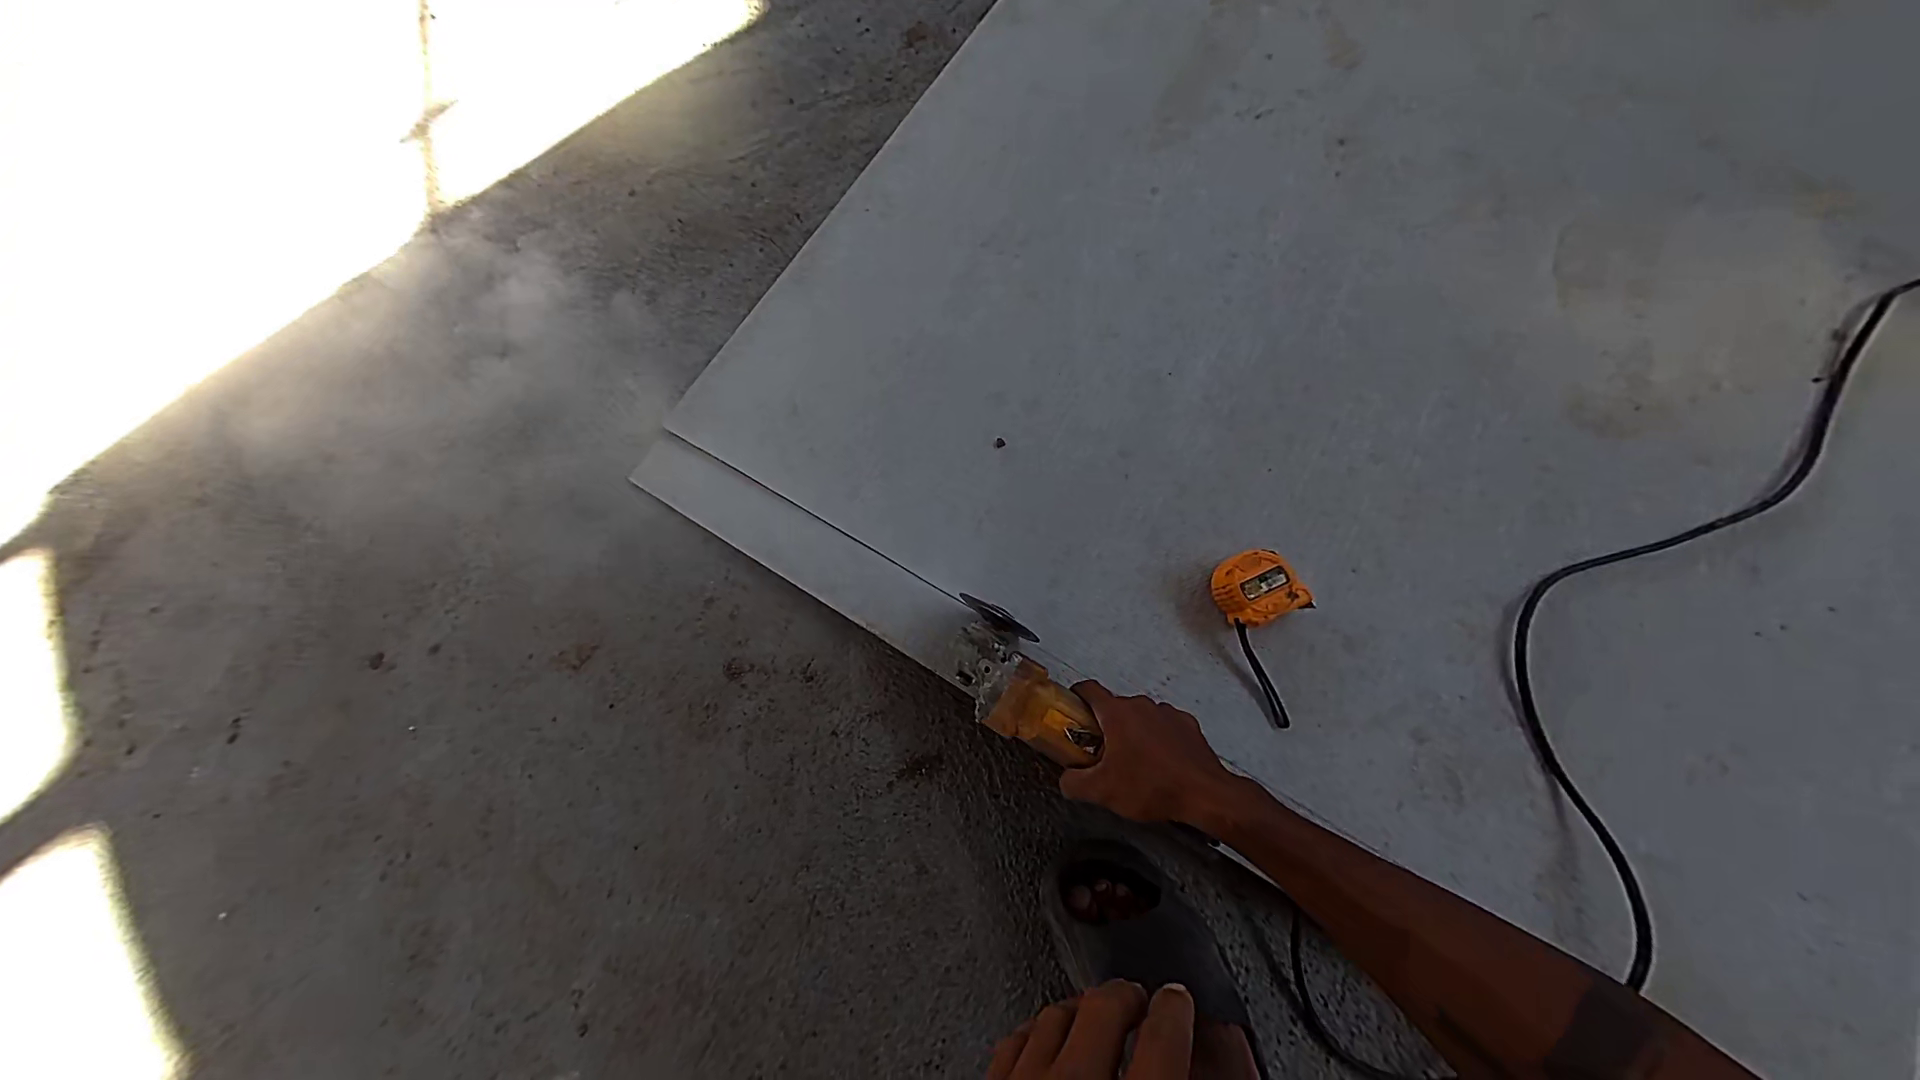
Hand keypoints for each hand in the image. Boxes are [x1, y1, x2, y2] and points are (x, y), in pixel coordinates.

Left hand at [987, 980, 1193, 1079]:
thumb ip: (1170, 1076)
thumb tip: (1197, 1067)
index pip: (1163, 1041)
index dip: (1175, 1012)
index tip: (1177, 998)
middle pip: (1104, 1009)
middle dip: (1125, 995)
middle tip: (1137, 997)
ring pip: (1055, 1016)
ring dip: (1079, 1011)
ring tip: (1093, 1014)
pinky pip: (1014, 1043)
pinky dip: (1035, 1035)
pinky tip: (1045, 1038)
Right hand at [1059, 683, 1244, 827]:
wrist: (1205, 796)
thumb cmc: (1156, 787)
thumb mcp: (1101, 791)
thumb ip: (1073, 783)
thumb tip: (1067, 780)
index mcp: (1117, 713)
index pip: (1088, 689)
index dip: (1076, 697)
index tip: (1072, 709)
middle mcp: (1142, 705)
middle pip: (1113, 707)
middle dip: (1105, 727)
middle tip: (1102, 754)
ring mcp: (1167, 713)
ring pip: (1139, 717)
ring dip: (1133, 733)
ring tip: (1134, 764)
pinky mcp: (1187, 725)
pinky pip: (1163, 727)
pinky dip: (1157, 740)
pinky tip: (1159, 765)